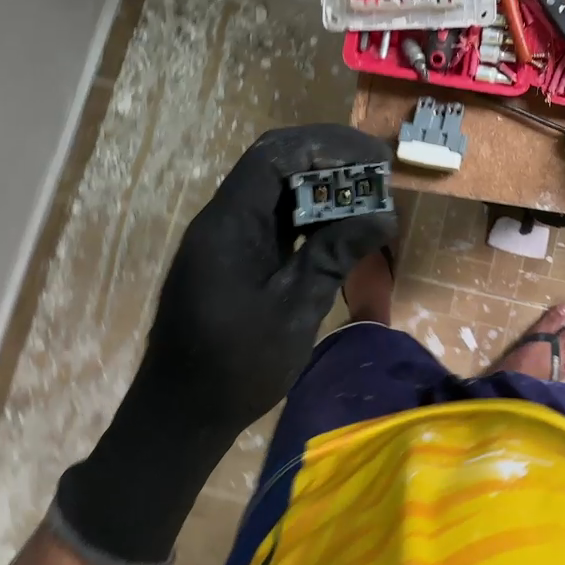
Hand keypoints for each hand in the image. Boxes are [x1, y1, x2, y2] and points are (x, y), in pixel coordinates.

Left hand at [51, 125, 395, 564]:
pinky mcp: (235, 257)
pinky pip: (275, 216)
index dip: (327, 146)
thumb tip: (385, 214)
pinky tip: (341, 226)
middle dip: (328, 158)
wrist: (178, 417)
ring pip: (277, 187)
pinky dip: (310, 212)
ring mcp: (228, 237)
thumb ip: (334, 255)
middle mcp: (225, 219)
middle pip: (276, 162)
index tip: (372, 160)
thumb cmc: (234, 368)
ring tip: (368, 194)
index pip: (275, 156)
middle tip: (376, 170)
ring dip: (322, 184)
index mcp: (229, 223)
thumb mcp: (293, 311)